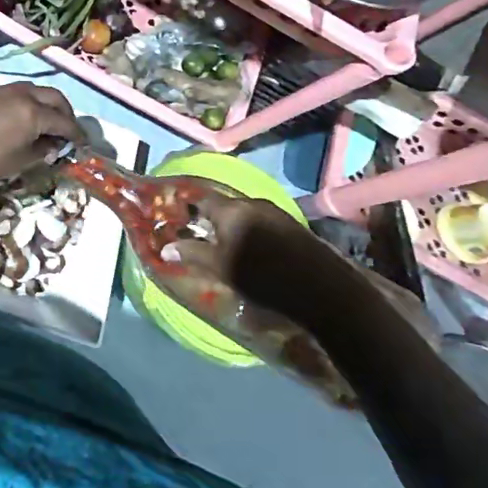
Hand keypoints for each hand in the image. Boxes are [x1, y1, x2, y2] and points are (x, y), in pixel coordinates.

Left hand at [0, 83, 82, 187]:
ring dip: (48, 105)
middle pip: (55, 98)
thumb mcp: (16, 162)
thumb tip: (53, 145)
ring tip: (47, 125)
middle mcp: (23, 94)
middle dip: (66, 114)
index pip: (65, 122)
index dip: (77, 135)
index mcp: (34, 112)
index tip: (83, 145)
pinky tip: (23, 120)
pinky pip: (18, 93)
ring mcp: (3, 90)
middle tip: (68, 132)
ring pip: (36, 91)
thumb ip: (40, 151)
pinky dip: (30, 103)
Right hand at [164, 194, 358, 315]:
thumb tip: (165, 248)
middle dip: (209, 218)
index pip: (201, 198)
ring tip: (223, 245)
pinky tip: (251, 250)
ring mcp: (277, 213)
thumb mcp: (221, 267)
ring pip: (244, 214)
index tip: (175, 217)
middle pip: (223, 205)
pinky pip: (262, 222)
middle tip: (196, 234)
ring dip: (232, 226)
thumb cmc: (263, 276)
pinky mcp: (294, 226)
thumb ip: (192, 254)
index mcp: (231, 209)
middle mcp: (253, 203)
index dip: (186, 207)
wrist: (322, 289)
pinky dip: (251, 232)